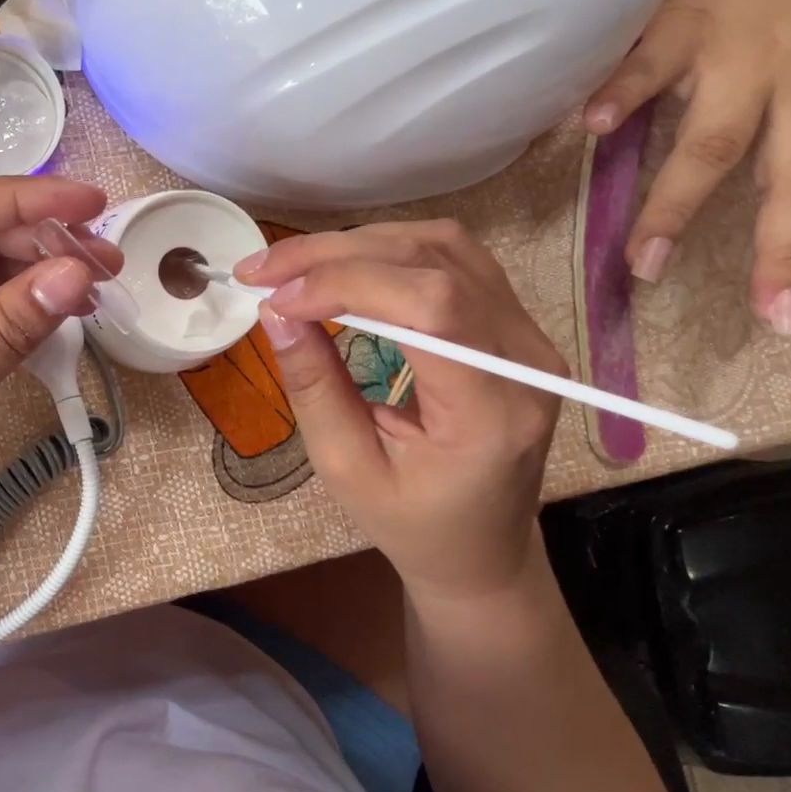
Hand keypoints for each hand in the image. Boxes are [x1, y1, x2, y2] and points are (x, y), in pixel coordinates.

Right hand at [238, 221, 562, 600]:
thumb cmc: (411, 521)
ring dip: (358, 244)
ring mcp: (528, 335)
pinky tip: (340, 267)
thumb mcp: (344, 468)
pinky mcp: (512, 325)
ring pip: (444, 246)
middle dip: (336, 255)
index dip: (346, 283)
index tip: (274, 298)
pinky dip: (385, 250)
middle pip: (434, 263)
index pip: (431, 307)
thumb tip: (276, 312)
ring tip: (292, 266)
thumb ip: (314, 386)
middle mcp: (526, 359)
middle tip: (262, 270)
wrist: (480, 547)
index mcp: (491, 411)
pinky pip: (452, 258)